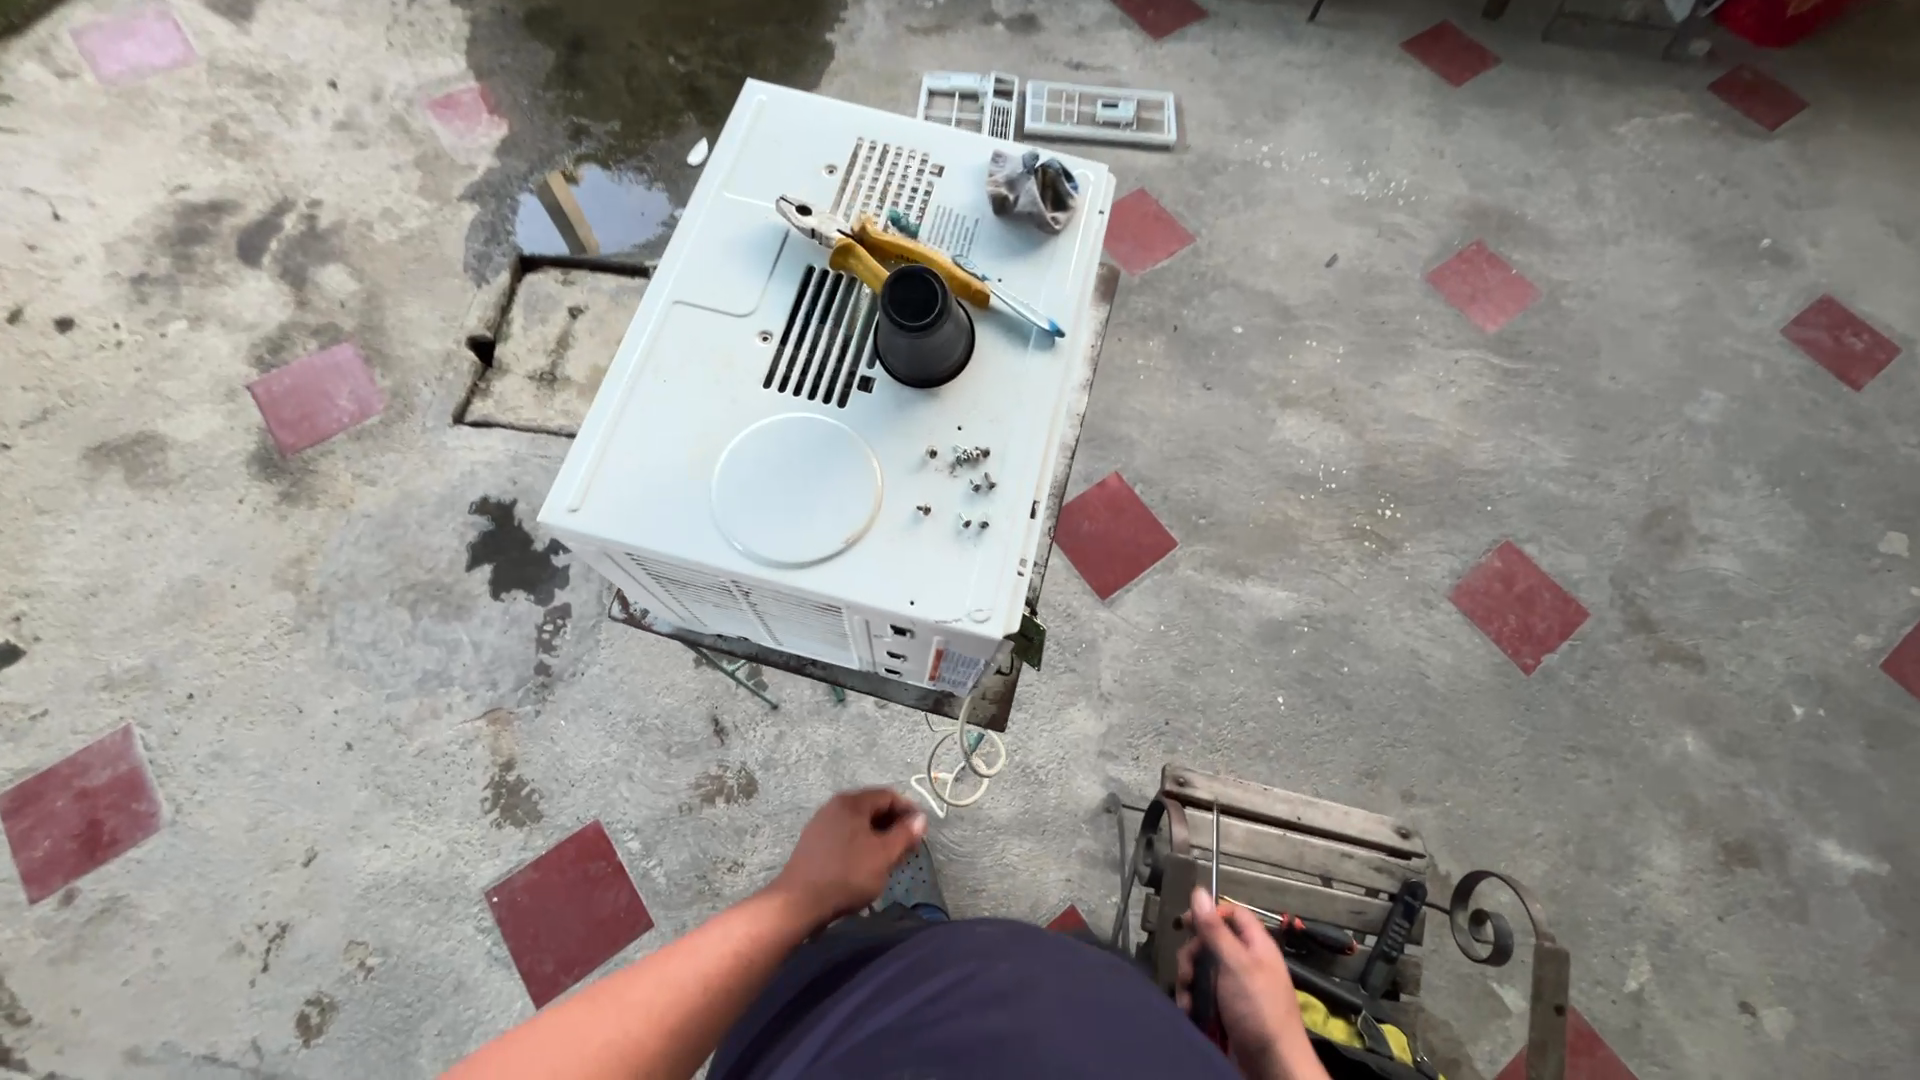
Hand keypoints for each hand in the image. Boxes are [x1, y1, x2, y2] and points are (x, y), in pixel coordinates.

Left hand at [765, 788, 926, 926]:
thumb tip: (920, 818)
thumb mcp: (883, 855)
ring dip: (877, 835)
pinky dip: (860, 843)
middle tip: (907, 846)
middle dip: (893, 824)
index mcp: (851, 802)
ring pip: (858, 823)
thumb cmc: (847, 875)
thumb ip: (904, 834)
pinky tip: (864, 864)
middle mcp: (834, 806)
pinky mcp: (813, 843)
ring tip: (889, 857)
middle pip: (872, 807)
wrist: (799, 902)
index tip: (921, 830)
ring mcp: (821, 824)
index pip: (888, 795)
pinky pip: (844, 835)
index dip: (908, 810)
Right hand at [1176, 889, 1327, 1079]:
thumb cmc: (1259, 1011)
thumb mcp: (1235, 965)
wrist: (1274, 1069)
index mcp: (1256, 946)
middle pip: (1212, 942)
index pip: (1232, 913)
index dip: (1210, 913)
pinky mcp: (1229, 1011)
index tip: (1186, 924)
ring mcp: (1238, 988)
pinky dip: (1193, 1001)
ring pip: (1204, 970)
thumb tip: (1198, 890)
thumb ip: (1215, 929)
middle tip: (1186, 973)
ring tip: (1186, 1000)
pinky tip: (1189, 1012)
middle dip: (1193, 955)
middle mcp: (1247, 963)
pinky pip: (1205, 995)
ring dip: (1189, 981)